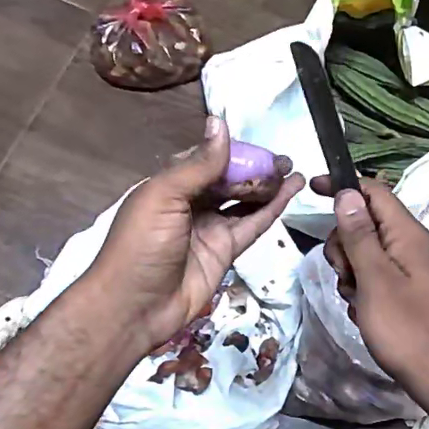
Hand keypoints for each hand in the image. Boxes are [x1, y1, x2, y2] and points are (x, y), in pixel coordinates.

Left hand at [85, 117, 300, 352]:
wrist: (135, 306)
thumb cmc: (141, 246)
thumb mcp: (164, 196)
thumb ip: (198, 164)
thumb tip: (220, 122)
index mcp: (169, 185)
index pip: (206, 159)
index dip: (232, 152)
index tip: (258, 147)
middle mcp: (190, 203)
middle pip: (228, 179)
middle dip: (254, 169)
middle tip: (283, 161)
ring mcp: (209, 228)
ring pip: (244, 201)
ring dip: (267, 186)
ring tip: (293, 171)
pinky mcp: (225, 250)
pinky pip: (252, 224)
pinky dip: (272, 209)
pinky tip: (290, 192)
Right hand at [311, 176, 428, 406]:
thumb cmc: (404, 327)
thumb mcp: (374, 278)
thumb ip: (359, 235)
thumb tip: (346, 194)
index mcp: (407, 234)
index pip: (373, 192)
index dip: (344, 187)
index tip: (313, 190)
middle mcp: (408, 244)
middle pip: (363, 222)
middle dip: (344, 244)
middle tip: (345, 273)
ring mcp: (405, 267)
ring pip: (362, 251)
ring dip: (349, 271)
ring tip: (357, 297)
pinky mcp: (401, 287)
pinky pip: (370, 274)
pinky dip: (359, 288)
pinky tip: (362, 309)